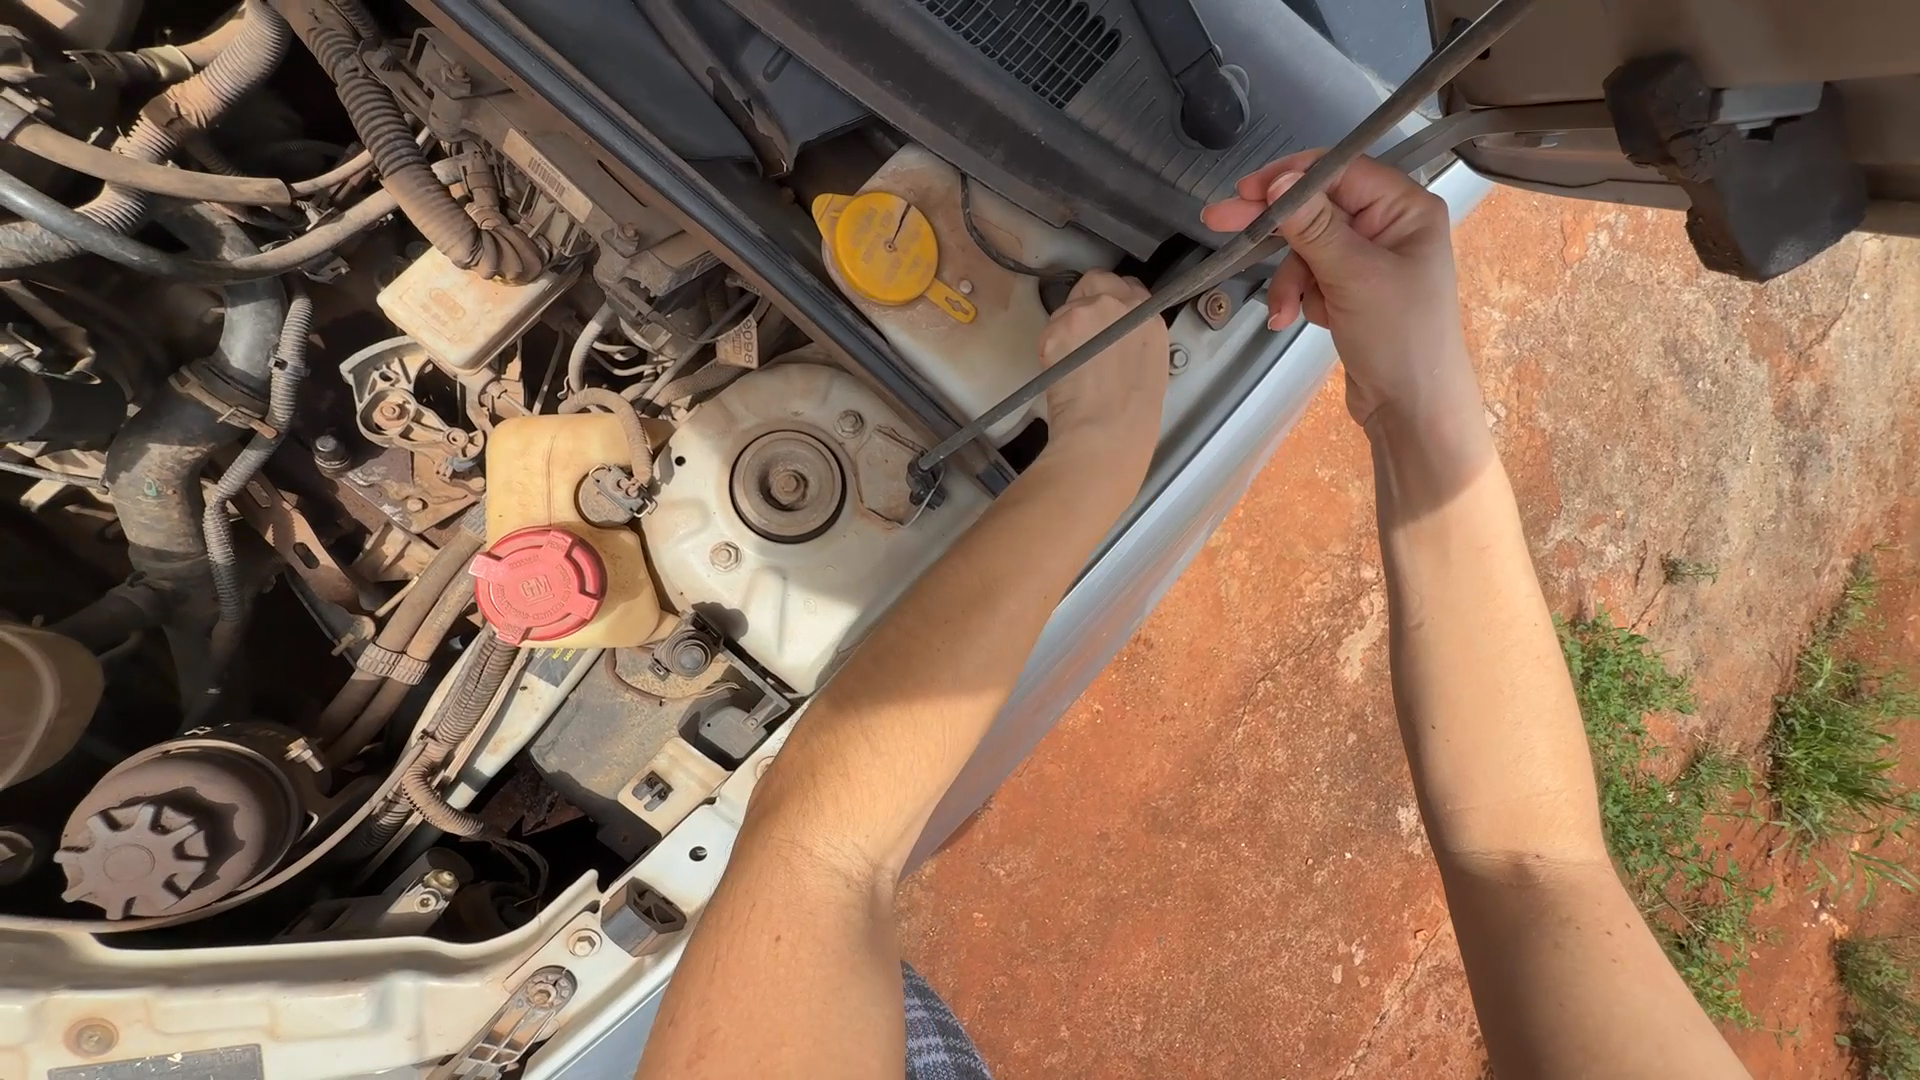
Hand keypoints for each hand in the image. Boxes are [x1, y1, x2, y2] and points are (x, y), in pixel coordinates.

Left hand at [1034, 270, 1168, 485]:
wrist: (1105, 433)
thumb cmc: (1131, 417)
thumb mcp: (1151, 368)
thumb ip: (1135, 340)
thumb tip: (1117, 339)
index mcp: (1149, 317)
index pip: (1129, 286)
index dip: (1113, 299)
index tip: (1105, 317)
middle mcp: (1120, 305)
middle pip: (1096, 280)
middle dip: (1085, 299)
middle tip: (1080, 332)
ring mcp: (1087, 312)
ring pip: (1067, 306)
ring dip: (1065, 327)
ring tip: (1071, 363)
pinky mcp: (1058, 328)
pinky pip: (1048, 330)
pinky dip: (1049, 348)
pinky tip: (1060, 372)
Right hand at [1201, 149, 1478, 432]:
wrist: (1410, 404)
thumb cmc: (1399, 338)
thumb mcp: (1353, 277)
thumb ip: (1313, 227)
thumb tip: (1278, 182)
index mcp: (1404, 209)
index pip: (1339, 173)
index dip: (1290, 178)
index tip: (1245, 191)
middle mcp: (1387, 227)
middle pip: (1316, 211)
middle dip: (1274, 229)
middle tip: (1218, 220)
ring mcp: (1366, 261)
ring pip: (1305, 251)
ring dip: (1288, 282)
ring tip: (1285, 315)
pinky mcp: (1349, 290)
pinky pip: (1309, 279)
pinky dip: (1298, 298)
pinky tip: (1298, 320)